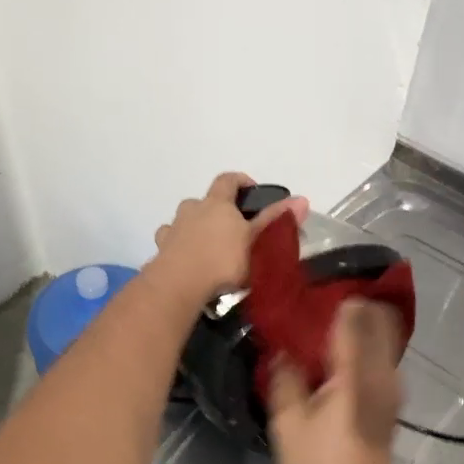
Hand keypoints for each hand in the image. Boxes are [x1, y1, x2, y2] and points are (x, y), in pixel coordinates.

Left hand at [150, 173, 305, 298]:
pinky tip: (186, 259)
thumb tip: (302, 199)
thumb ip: (276, 220)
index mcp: (217, 203)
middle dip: (216, 210)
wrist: (180, 284)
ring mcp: (173, 228)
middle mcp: (192, 209)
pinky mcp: (161, 248)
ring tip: (208, 247)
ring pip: (184, 219)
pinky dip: (178, 245)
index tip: (252, 191)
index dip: (240, 181)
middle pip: (204, 201)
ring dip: (195, 227)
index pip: (228, 179)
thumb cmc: (223, 260)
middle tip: (231, 229)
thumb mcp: (257, 241)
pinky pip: (170, 240)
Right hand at [267, 300, 406, 463]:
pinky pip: (381, 358)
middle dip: (354, 308)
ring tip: (325, 328)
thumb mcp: (286, 422)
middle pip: (379, 321)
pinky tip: (338, 358)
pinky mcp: (390, 403)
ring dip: (361, 327)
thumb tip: (283, 351)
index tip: (311, 293)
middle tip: (319, 307)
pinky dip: (364, 348)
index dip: (335, 299)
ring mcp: (391, 389)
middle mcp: (380, 373)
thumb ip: (284, 377)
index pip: (354, 317)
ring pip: (384, 339)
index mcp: (354, 372)